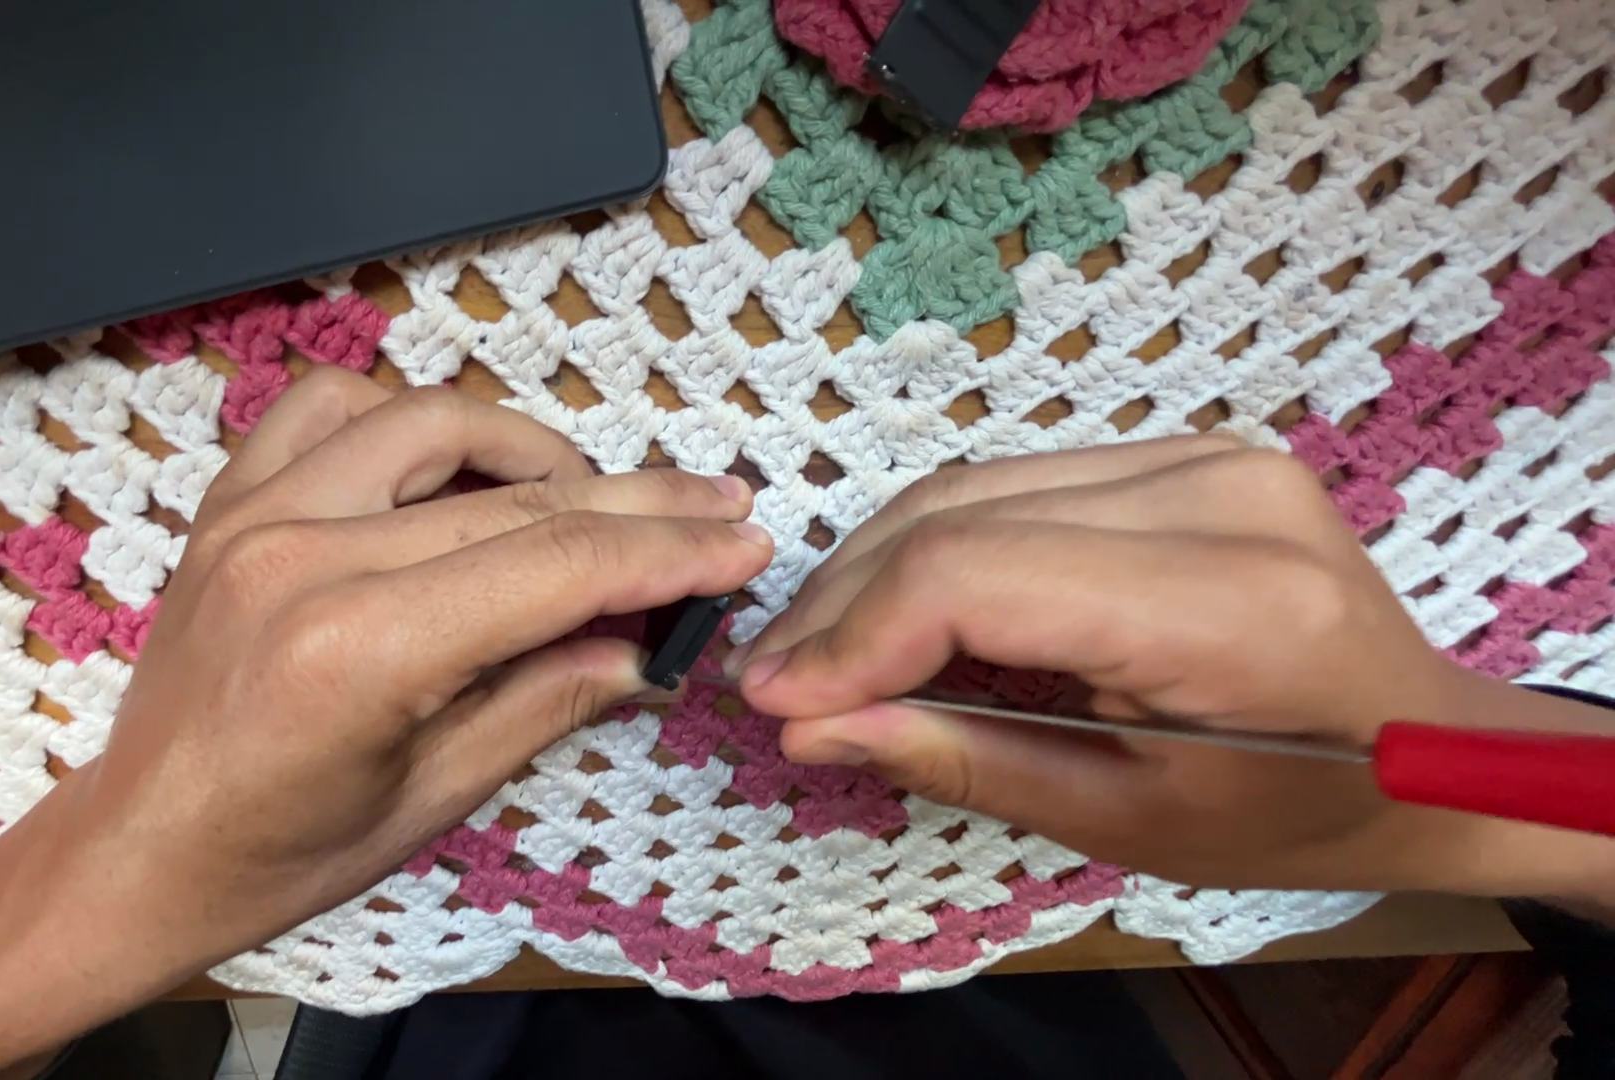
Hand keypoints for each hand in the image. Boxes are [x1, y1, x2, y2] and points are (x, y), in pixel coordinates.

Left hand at [0, 370, 772, 1079]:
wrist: (134, 851)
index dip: (668, 551)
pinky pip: (336, 406)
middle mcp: (305, 555)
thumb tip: (647, 640)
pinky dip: (417, 420)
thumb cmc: (286, 855)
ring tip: (595, 493)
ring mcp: (258, 510)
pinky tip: (459, 463)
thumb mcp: (441, 795)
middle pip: (520, 499)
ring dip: (541, 450)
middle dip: (642, 502)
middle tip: (719, 503)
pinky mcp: (232, 497)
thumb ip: (552, 696)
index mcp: (357, 652)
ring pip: (439, 423)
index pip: (555, 568)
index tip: (743, 545)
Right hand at [736, 436, 1614, 900]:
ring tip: (804, 647)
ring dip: (859, 573)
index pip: (972, 577)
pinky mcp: (1156, 452)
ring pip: (953, 494)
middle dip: (837, 607)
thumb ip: (955, 758)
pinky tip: (873, 604)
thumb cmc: (1292, 813)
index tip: (776, 699)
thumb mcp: (1120, 820)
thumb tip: (810, 727)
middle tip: (769, 676)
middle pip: (949, 522)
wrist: (1430, 748)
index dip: (852, 637)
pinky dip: (911, 550)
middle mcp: (1205, 491)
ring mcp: (1183, 453)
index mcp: (1225, 602)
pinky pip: (988, 491)